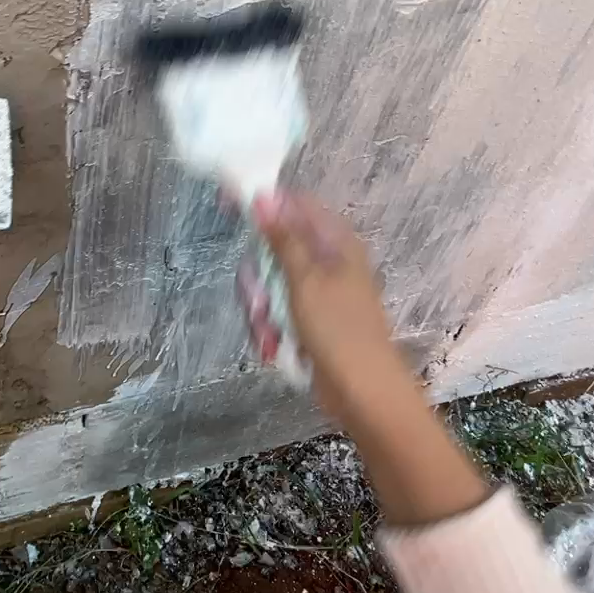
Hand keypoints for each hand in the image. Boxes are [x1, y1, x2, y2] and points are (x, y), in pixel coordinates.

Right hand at [249, 191, 489, 523]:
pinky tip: (274, 347)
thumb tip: (263, 197)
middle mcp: (325, 261)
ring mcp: (315, 292)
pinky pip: (274, 310)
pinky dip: (269, 327)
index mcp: (334, 242)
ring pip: (268, 282)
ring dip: (261, 308)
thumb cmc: (338, 330)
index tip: (229, 208)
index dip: (262, 203)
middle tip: (259, 298)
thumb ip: (282, 237)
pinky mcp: (306, 319)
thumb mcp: (304, 280)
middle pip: (272, 247)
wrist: (363, 395)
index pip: (293, 204)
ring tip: (270, 332)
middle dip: (257, 276)